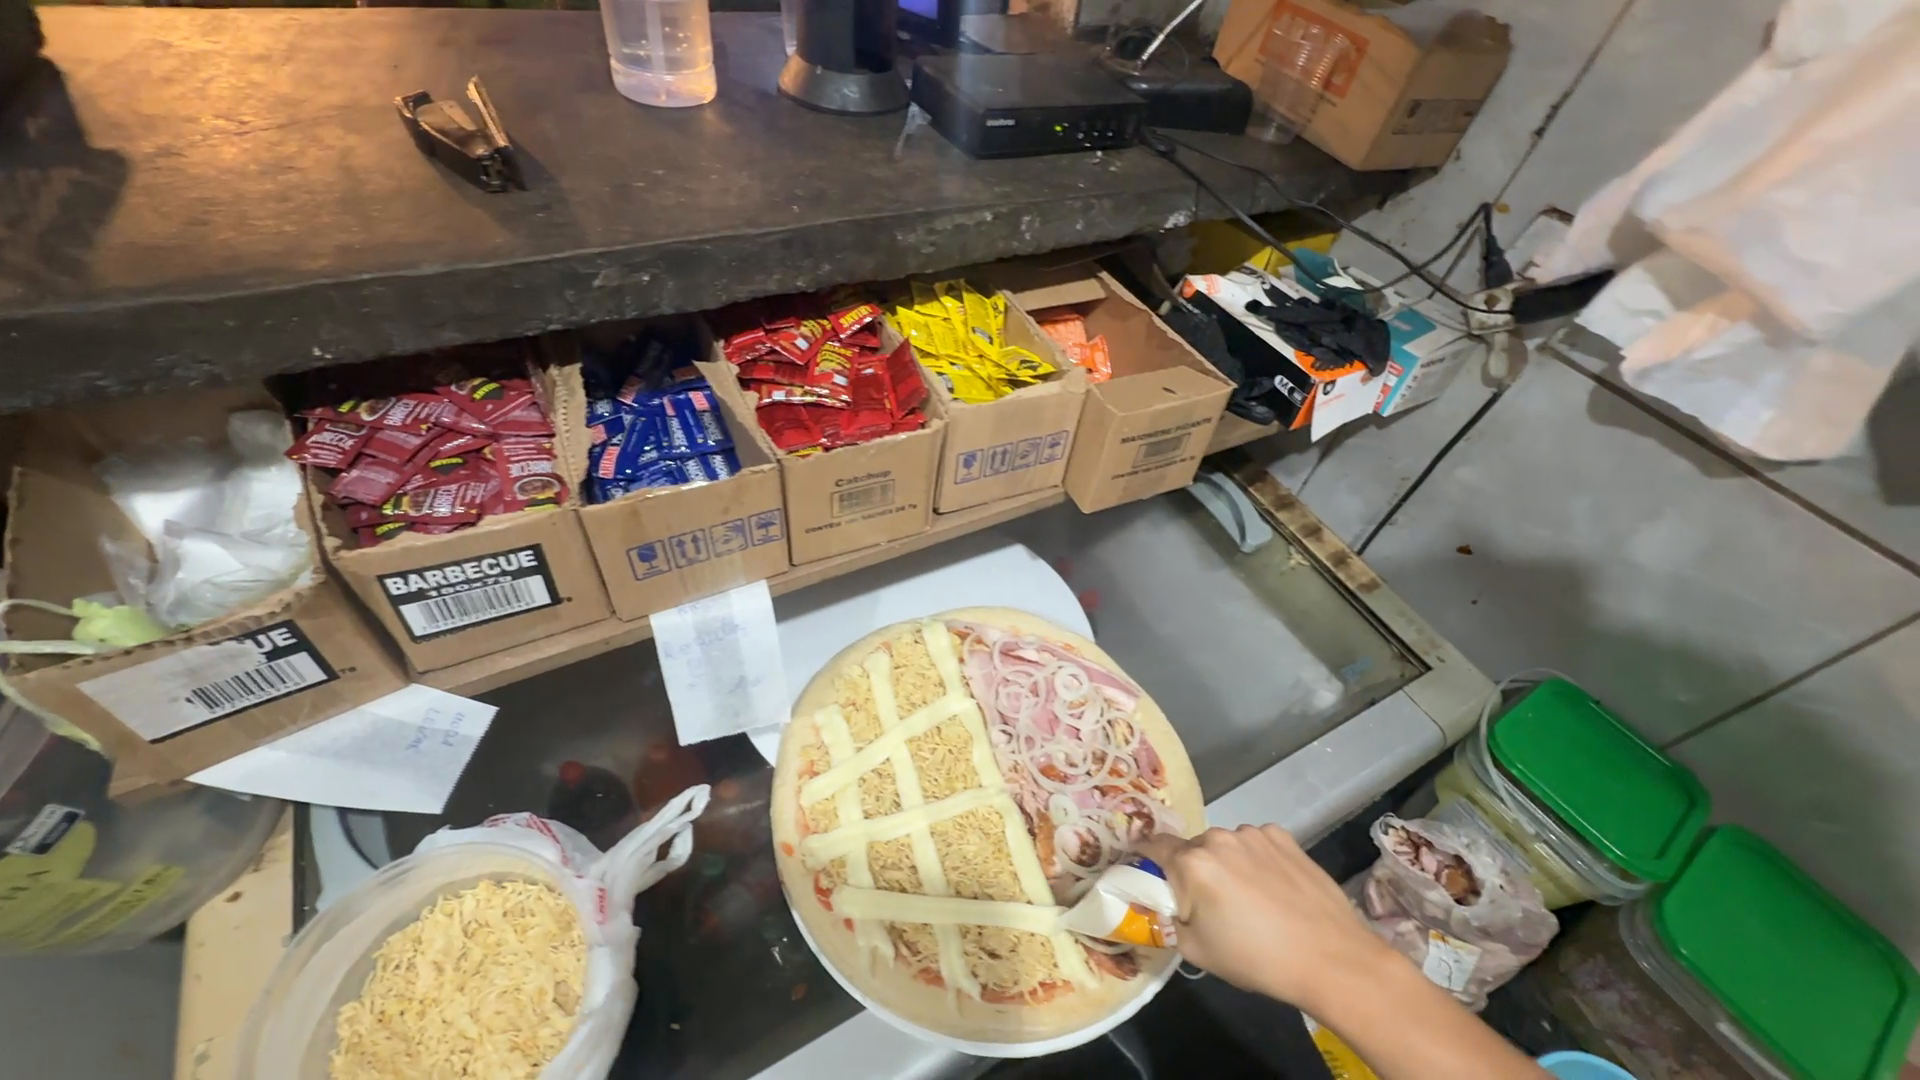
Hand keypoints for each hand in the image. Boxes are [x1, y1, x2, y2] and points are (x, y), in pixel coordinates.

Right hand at [1137, 826, 1395, 1011]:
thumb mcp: (1197, 952)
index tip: (1150, 878)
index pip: (1152, 846)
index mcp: (1192, 863)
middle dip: (1193, 871)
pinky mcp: (1283, 836)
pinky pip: (1254, 844)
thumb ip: (1168, 921)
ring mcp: (1253, 834)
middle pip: (1191, 849)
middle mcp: (1218, 838)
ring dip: (1225, 865)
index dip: (1146, 861)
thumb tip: (1161, 906)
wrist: (1334, 959)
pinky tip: (1272, 888)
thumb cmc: (1259, 960)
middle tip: (1210, 905)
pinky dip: (1254, 860)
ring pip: (1224, 846)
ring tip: (1249, 900)